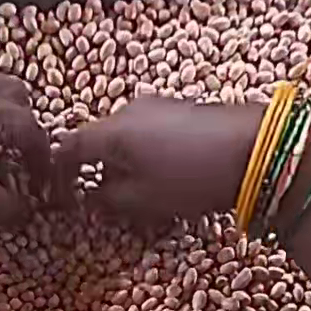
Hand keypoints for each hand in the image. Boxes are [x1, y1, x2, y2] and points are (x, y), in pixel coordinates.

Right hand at [54, 97, 262, 223]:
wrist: (255, 150)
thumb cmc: (190, 178)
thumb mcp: (140, 200)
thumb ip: (106, 200)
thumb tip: (89, 199)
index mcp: (111, 132)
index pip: (67, 149)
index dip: (57, 174)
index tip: (55, 196)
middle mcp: (129, 111)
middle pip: (96, 142)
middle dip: (90, 172)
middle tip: (91, 203)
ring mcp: (158, 107)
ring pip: (122, 140)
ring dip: (117, 167)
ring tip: (126, 197)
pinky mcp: (181, 111)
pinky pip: (146, 136)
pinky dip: (139, 159)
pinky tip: (154, 180)